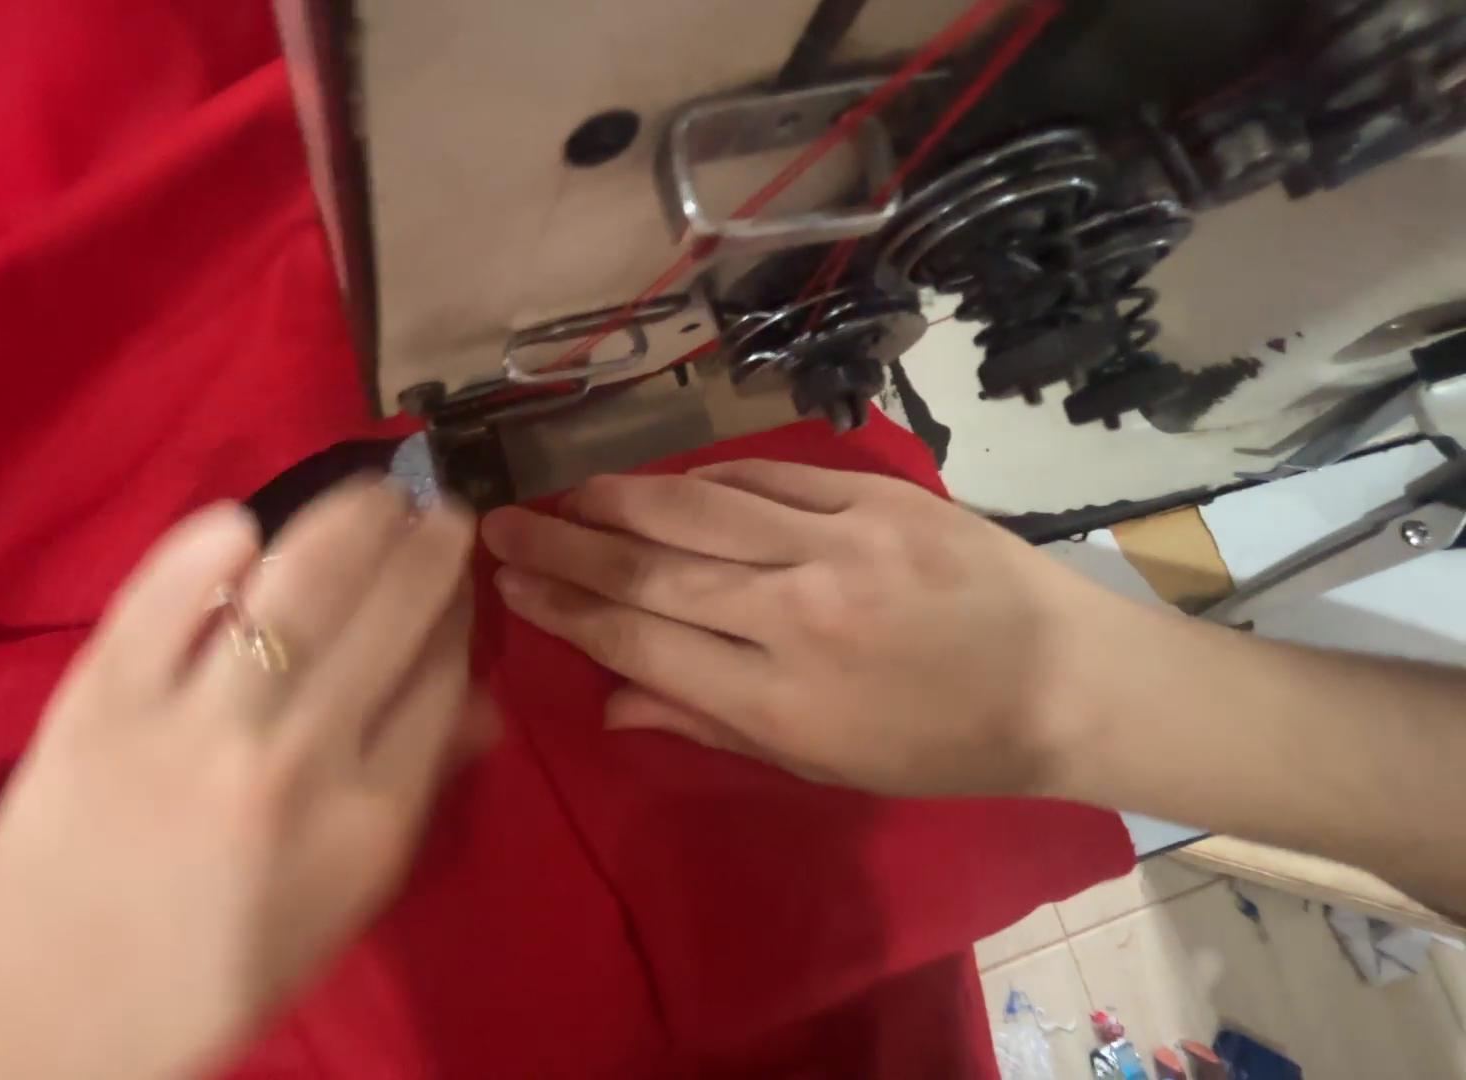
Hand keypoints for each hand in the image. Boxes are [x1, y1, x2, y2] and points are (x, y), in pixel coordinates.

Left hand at [0, 482, 480, 1079]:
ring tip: (374, 492)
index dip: (457, 610)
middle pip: (385, 621)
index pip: (437, 679)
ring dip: (347, 524)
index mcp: (365, 826)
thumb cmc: (222, 964)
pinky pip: (159, 608)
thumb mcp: (347, 899)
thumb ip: (418, 789)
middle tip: (439, 505)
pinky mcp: (96, 710)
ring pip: (292, 596)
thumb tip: (487, 701)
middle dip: (426, 549)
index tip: (458, 573)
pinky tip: (243, 519)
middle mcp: (291, 770)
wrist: (46, 1020)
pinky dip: (201, 553)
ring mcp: (189, 735)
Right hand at [481, 460, 1138, 797]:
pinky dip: (698, 480)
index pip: (641, 640)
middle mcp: (798, 613)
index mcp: (781, 698)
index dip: (564, 610)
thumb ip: (704, 722)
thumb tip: (607, 702)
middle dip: (563, 547)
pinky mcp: (874, 496)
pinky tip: (657, 483)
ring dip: (617, 502)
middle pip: (652, 570)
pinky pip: (761, 477)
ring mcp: (839, 543)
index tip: (509, 584)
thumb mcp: (817, 764)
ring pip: (695, 511)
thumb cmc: (936, 743)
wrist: (1070, 680)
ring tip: (564, 497)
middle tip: (501, 524)